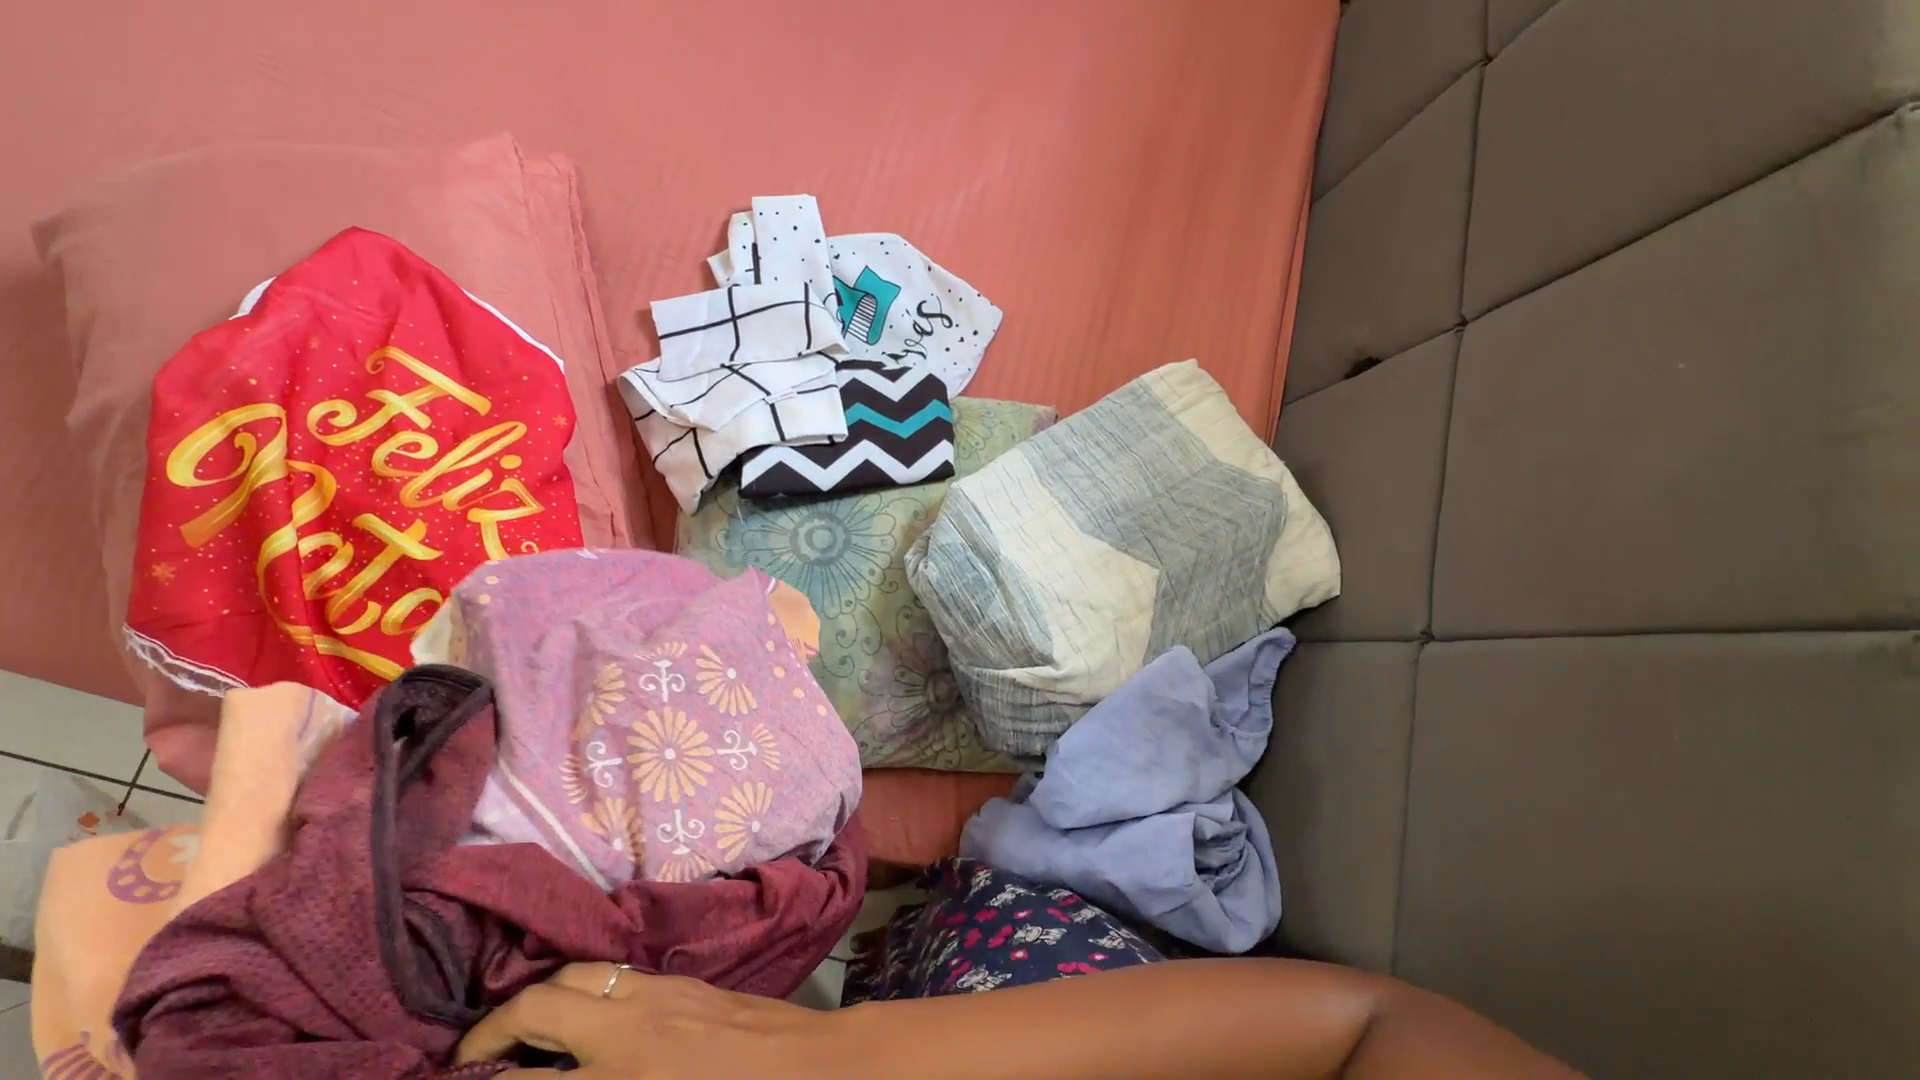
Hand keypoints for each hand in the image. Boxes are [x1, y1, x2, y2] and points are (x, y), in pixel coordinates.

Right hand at [455, 963, 835, 1078]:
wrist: (817, 1071)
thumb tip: (565, 1070)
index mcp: (622, 1072)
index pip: (530, 1075)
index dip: (486, 1073)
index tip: (462, 1079)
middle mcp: (632, 1025)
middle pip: (542, 1003)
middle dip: (494, 1029)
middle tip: (475, 1059)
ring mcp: (662, 994)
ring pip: (582, 974)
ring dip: (542, 997)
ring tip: (521, 1030)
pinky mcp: (687, 984)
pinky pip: (619, 974)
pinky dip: (586, 989)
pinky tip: (584, 1017)